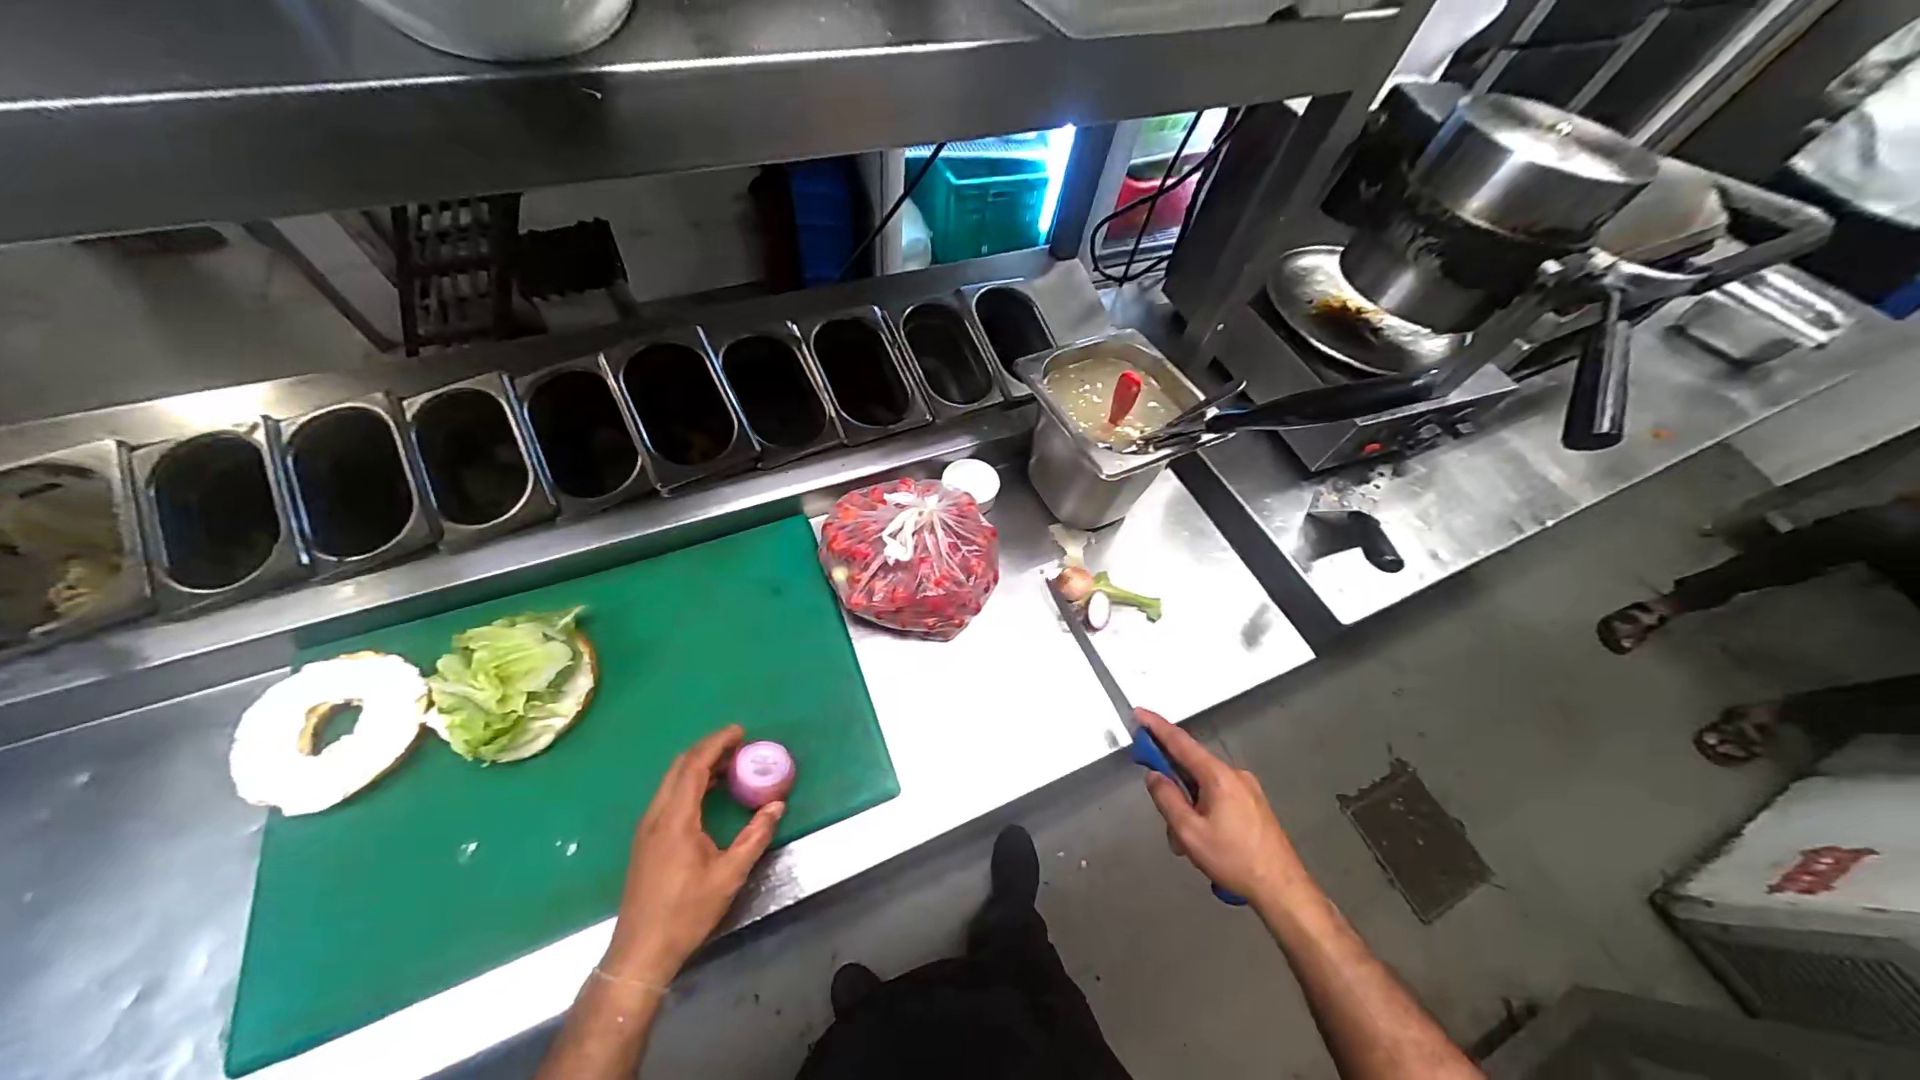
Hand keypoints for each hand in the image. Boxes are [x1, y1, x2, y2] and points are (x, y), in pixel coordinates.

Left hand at [603, 725, 784, 984]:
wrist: (641, 951)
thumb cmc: (686, 912)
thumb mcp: (729, 875)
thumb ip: (754, 836)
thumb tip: (776, 806)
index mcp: (675, 819)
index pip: (695, 766)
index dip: (717, 743)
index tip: (740, 732)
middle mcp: (656, 815)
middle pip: (680, 766)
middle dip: (709, 748)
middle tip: (739, 744)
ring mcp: (647, 827)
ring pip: (671, 780)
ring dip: (699, 764)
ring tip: (729, 764)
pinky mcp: (646, 839)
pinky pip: (668, 795)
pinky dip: (689, 782)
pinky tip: (709, 792)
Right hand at [1136, 708, 1310, 905]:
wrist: (1283, 889)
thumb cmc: (1234, 859)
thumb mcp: (1189, 832)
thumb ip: (1166, 799)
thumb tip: (1154, 776)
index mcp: (1218, 776)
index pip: (1180, 742)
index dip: (1156, 726)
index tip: (1139, 714)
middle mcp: (1234, 775)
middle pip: (1191, 768)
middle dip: (1173, 790)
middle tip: (1168, 822)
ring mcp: (1247, 789)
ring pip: (1204, 787)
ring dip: (1189, 809)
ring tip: (1190, 846)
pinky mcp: (1254, 804)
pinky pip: (1218, 797)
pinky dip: (1204, 812)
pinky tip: (1205, 841)